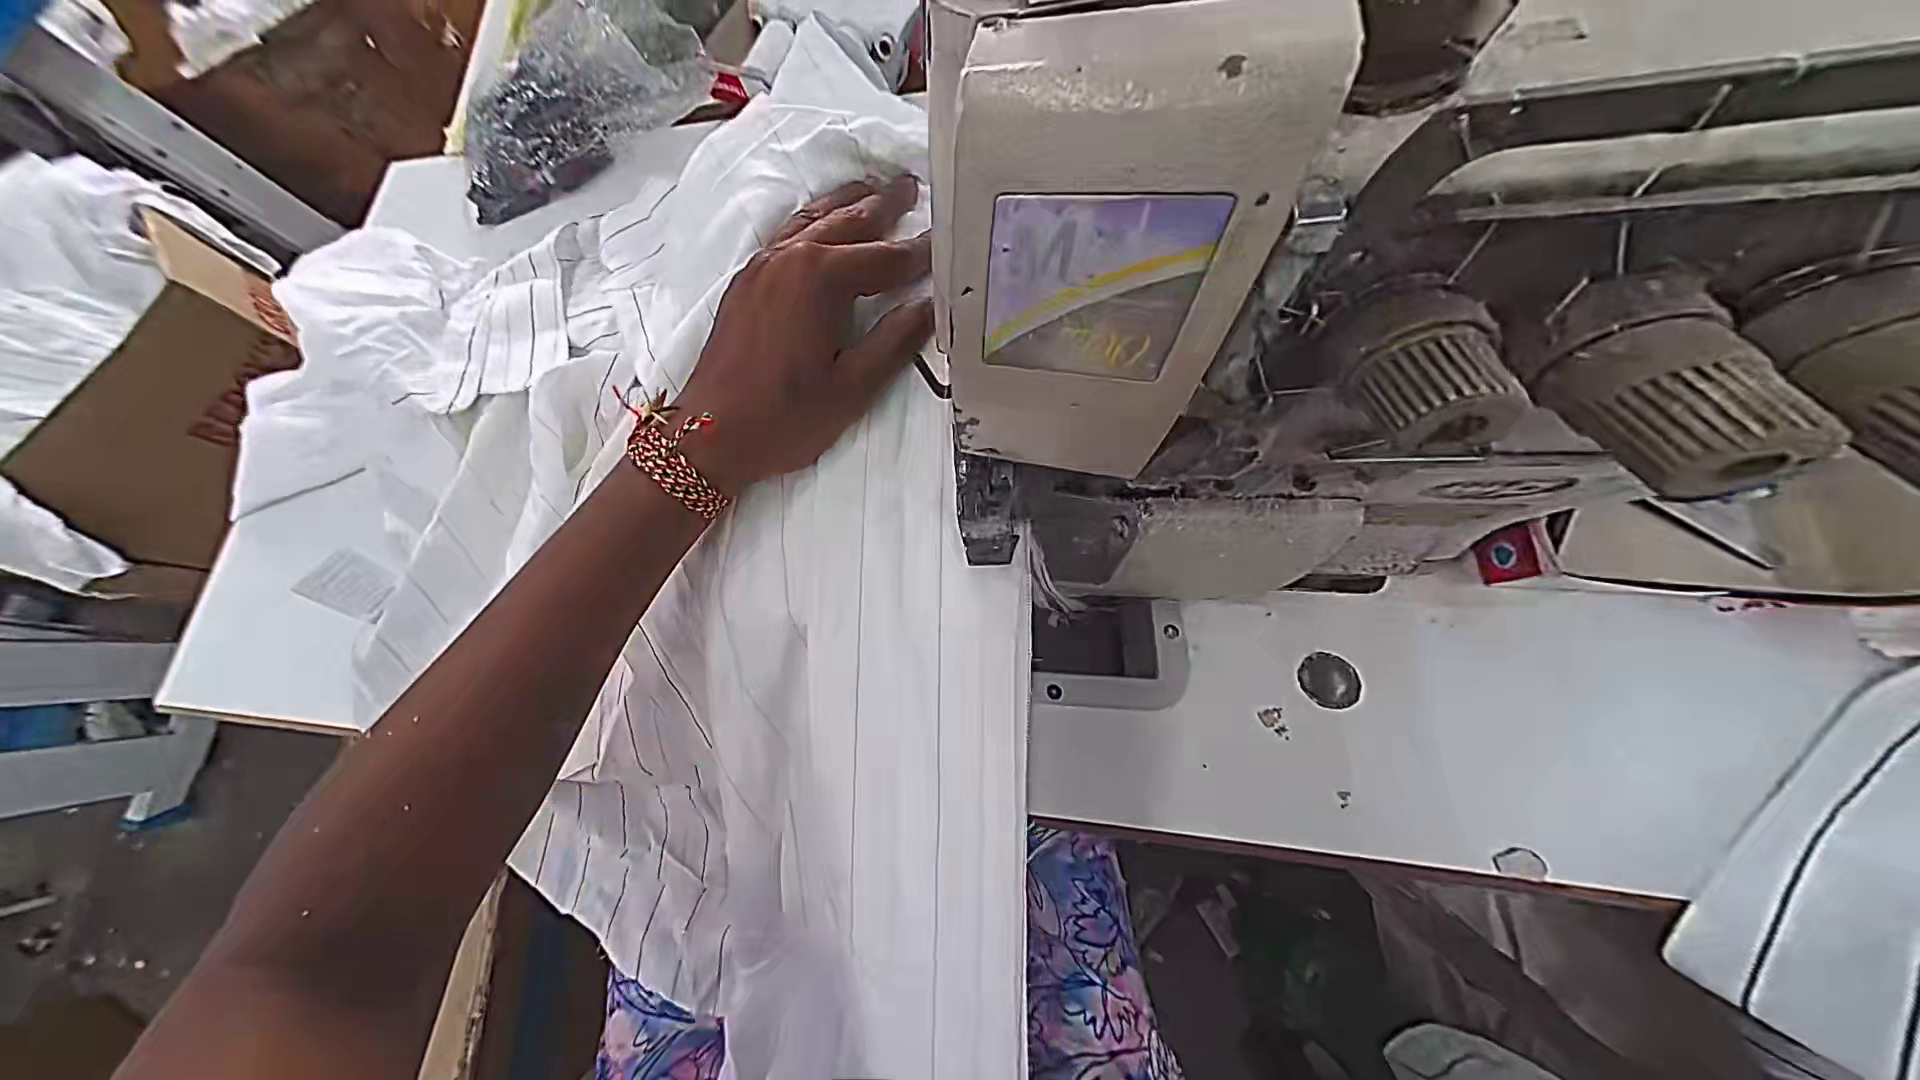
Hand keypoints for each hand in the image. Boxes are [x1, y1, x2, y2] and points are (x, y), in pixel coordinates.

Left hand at [673, 175, 933, 495]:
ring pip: (811, 221)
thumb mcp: (853, 387)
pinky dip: (813, 222)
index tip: (948, 242)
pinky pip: (787, 236)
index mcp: (820, 278)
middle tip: (910, 186)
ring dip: (844, 204)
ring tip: (869, 191)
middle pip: (846, 222)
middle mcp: (789, 258)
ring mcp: (761, 267)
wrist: (710, 434)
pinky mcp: (745, 283)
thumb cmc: (785, 417)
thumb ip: (894, 341)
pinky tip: (820, 229)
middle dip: (882, 206)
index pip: (885, 258)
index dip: (920, 253)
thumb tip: (930, 307)